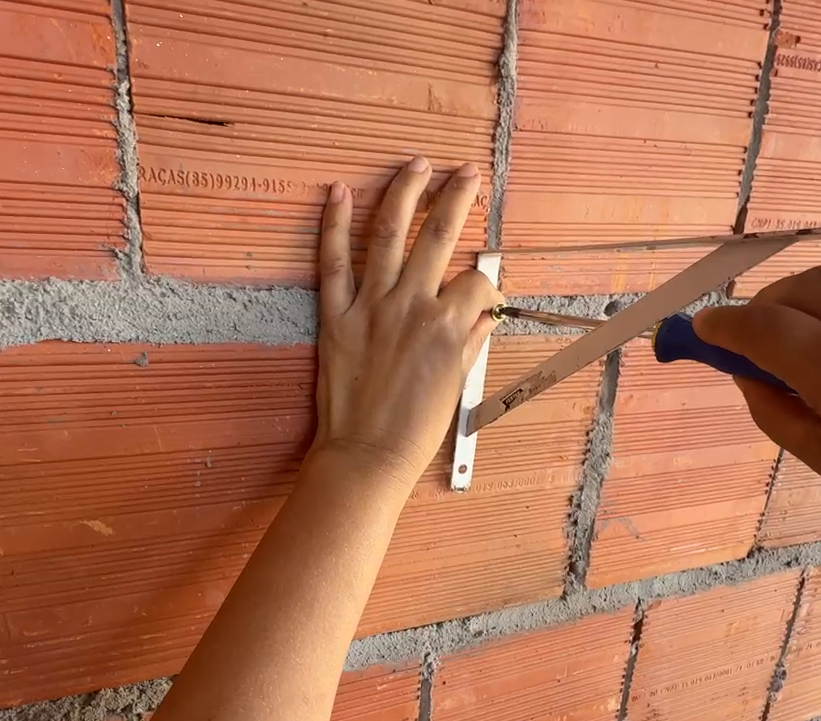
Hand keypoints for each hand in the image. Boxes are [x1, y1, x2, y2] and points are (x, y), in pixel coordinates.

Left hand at [313, 156, 501, 486]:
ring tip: (416, 164)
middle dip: (456, 197)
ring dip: (405, 192)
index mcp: (449, 325)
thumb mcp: (456, 386)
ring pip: (390, 233)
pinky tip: (339, 192)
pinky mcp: (336, 317)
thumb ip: (471, 344)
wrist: (367, 456)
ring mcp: (372, 306)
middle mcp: (413, 305)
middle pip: (439, 235)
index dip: (485, 284)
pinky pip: (334, 262)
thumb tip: (486, 317)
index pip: (477, 281)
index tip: (482, 293)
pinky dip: (335, 225)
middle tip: (465, 173)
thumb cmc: (415, 431)